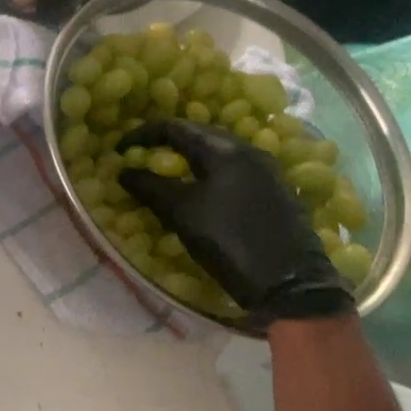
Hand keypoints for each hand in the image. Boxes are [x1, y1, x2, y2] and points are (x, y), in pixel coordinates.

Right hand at [118, 119, 351, 324]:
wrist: (290, 283)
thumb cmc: (229, 241)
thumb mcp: (181, 214)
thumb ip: (149, 187)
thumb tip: (123, 171)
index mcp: (225, 150)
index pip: (175, 127)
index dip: (143, 135)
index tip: (120, 150)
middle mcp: (249, 151)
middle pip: (199, 134)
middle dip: (166, 143)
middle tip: (142, 158)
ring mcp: (266, 170)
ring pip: (218, 152)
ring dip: (188, 158)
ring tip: (166, 174)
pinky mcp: (275, 190)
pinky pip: (233, 169)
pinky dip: (208, 172)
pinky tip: (199, 191)